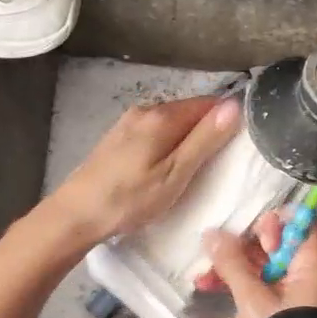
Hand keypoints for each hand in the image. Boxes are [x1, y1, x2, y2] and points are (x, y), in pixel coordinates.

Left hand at [44, 95, 240, 244]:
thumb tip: (234, 106)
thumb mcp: (175, 174)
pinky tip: (166, 168)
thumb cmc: (130, 199)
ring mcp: (128, 123)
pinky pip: (154, 133)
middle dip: (207, 130)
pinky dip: (168, 145)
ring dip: (187, 139)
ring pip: (171, 123)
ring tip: (195, 168)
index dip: (227, 120)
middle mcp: (145, 110)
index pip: (208, 104)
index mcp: (163, 116)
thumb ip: (204, 141)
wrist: (77, 214)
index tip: (239, 145)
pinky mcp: (118, 139)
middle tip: (220, 162)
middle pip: (188, 112)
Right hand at [201, 208, 316, 317]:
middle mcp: (316, 275)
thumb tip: (212, 234)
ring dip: (235, 269)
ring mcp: (302, 294)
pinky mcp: (289, 310)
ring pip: (267, 269)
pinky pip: (267, 288)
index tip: (250, 236)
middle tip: (217, 255)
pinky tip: (211, 287)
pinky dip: (243, 287)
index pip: (300, 225)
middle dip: (243, 250)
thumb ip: (231, 263)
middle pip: (280, 246)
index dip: (273, 224)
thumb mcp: (251, 298)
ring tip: (204, 277)